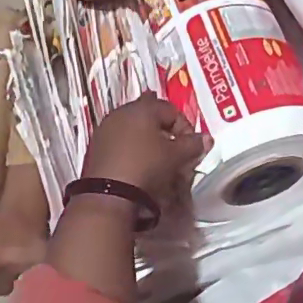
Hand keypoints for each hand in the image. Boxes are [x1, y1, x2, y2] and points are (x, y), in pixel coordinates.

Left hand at [80, 95, 208, 212]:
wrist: (108, 193)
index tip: (190, 147)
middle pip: (149, 116)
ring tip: (156, 160)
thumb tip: (206, 138)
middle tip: (174, 152)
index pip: (171, 110)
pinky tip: (137, 165)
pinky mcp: (95, 146)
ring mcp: (105, 128)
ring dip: (147, 141)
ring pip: (133, 128)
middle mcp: (121, 112)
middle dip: (165, 132)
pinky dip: (131, 149)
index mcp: (143, 108)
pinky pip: (120, 141)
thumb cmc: (147, 166)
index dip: (185, 127)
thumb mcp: (176, 156)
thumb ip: (193, 145)